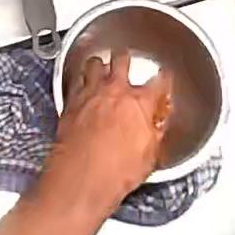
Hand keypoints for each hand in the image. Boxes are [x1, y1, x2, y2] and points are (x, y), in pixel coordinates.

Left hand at [43, 50, 172, 213]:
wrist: (82, 177)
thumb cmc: (115, 170)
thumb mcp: (150, 156)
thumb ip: (155, 134)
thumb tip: (158, 129)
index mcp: (140, 103)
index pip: (159, 81)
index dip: (163, 78)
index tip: (163, 78)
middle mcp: (116, 91)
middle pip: (122, 60)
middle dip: (125, 58)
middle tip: (126, 59)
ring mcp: (91, 94)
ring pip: (95, 64)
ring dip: (99, 64)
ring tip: (100, 66)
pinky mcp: (71, 102)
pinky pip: (75, 80)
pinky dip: (79, 79)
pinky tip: (81, 83)